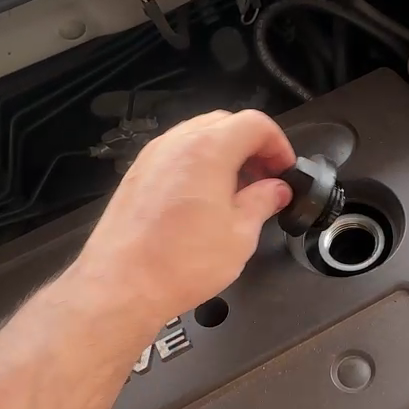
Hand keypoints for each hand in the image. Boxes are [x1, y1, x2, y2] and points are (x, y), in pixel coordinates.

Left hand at [74, 109, 295, 321]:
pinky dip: (200, 165)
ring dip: (227, 155)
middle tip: (267, 180)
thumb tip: (276, 190)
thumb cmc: (181, 263)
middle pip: (226, 123)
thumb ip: (263, 202)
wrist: (122, 285)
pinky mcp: (138, 175)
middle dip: (253, 147)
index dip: (279, 145)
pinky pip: (178, 155)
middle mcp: (176, 144)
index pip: (255, 124)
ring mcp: (152, 157)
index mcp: (208, 150)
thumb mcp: (240, 235)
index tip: (285, 171)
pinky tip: (208, 200)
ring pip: (199, 136)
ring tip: (240, 192)